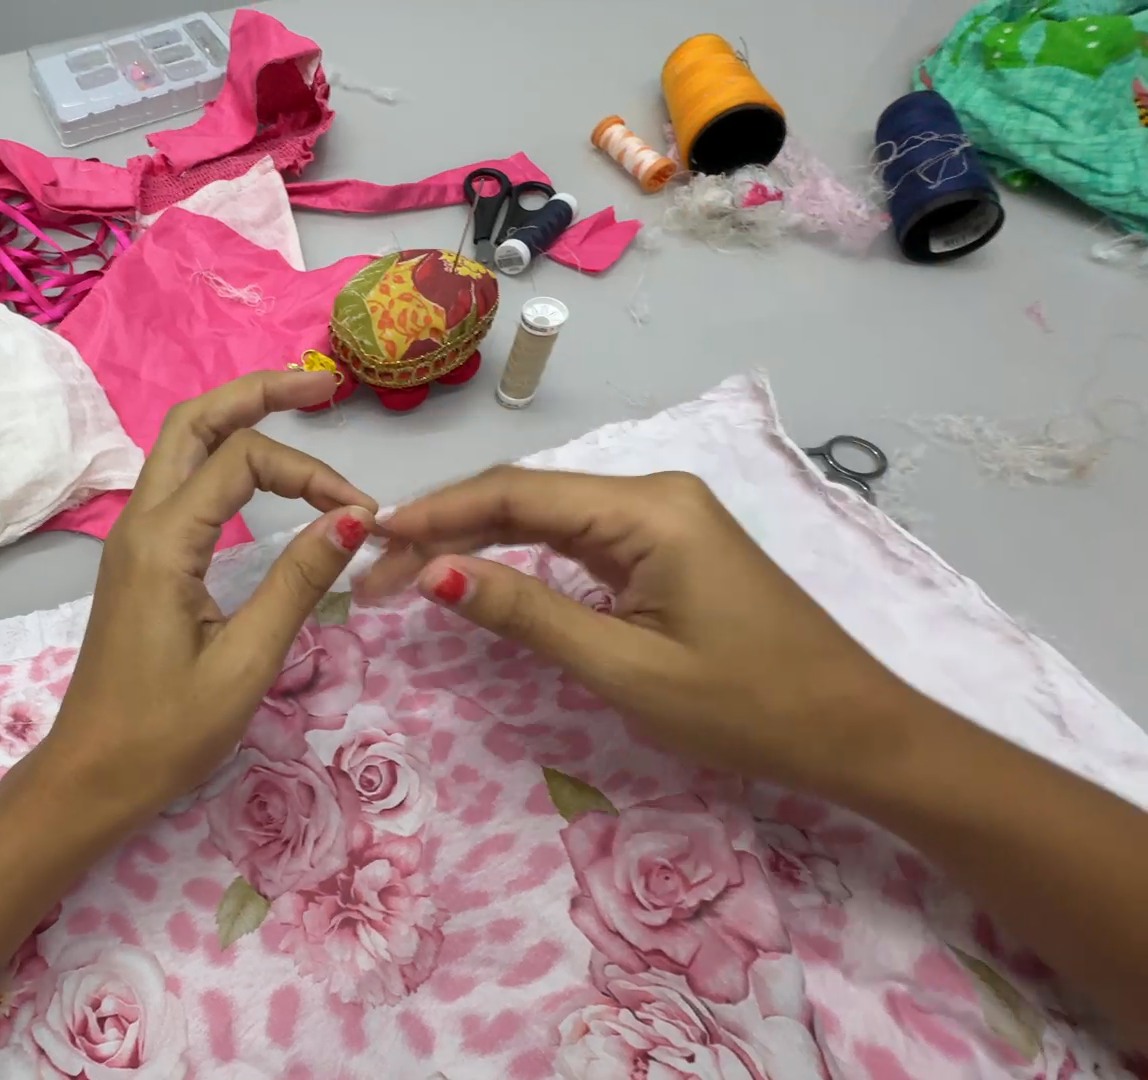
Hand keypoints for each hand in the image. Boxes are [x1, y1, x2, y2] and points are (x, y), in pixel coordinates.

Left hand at [45, 371, 377, 817]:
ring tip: (299, 409)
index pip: (242, 462)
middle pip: (192, 422)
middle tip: (324, 388)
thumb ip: (298, 582)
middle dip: (257, 392)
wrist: (93, 773)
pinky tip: (256, 472)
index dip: (310, 472)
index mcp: (163, 543)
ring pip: (179, 446)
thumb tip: (354, 516)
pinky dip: (221, 458)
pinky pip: (179, 483)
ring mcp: (132, 537)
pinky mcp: (138, 557)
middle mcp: (139, 523)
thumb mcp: (246, 662)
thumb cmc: (167, 732)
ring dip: (236, 418)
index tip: (361, 509)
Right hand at [360, 467, 922, 793]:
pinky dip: (510, 553)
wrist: (859, 737)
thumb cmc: (747, 708)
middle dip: (443, 531)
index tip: (373, 539)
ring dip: (469, 542)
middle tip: (376, 573)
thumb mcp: (622, 666)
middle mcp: (648, 494)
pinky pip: (564, 537)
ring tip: (405, 573)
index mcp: (648, 510)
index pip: (514, 494)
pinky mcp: (654, 544)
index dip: (437, 514)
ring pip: (537, 515)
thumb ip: (523, 612)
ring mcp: (653, 517)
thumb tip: (433, 575)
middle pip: (520, 498)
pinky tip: (469, 568)